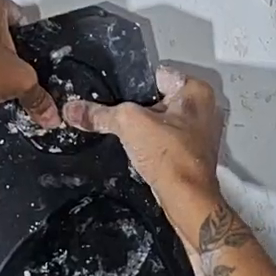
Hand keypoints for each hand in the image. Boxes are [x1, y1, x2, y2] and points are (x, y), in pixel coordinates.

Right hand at [64, 65, 221, 201]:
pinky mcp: (193, 154)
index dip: (130, 85)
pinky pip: (164, 140)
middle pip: (156, 98)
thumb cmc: (169, 156)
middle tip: (115, 116)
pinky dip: (151, 145)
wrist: (187, 200)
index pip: (154, 75)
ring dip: (143, 128)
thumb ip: (99, 114)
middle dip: (135, 108)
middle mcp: (204, 108)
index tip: (111, 96)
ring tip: (124, 135)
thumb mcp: (128, 124)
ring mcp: (200, 132)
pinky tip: (138, 152)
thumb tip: (71, 109)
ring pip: (160, 121)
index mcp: (196, 90)